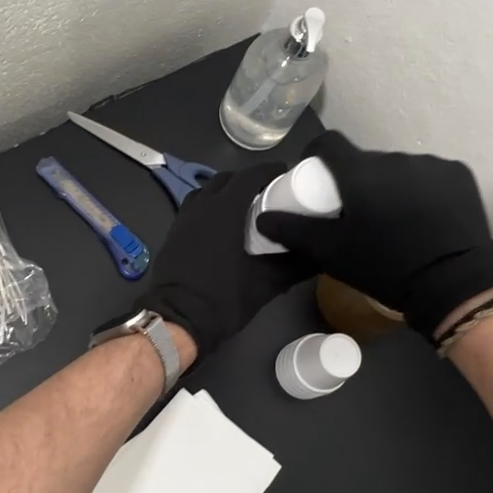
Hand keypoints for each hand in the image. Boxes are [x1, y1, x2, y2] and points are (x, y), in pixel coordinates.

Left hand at [135, 165, 311, 361]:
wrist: (177, 321)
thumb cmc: (223, 299)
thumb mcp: (266, 284)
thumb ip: (294, 266)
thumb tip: (319, 255)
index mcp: (224, 210)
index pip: (249, 176)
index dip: (269, 171)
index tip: (285, 174)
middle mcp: (201, 206)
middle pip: (226, 180)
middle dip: (247, 180)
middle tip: (267, 192)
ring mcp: (183, 219)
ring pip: (206, 192)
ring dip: (225, 192)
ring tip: (245, 207)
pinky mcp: (173, 234)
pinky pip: (194, 208)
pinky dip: (210, 207)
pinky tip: (221, 226)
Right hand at [255, 131, 492, 340]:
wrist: (453, 282)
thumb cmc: (384, 266)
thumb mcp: (332, 254)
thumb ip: (294, 231)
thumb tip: (263, 217)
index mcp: (359, 172)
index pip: (329, 144)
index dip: (317, 156)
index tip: (317, 178)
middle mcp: (393, 158)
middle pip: (364, 161)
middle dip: (356, 181)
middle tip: (358, 214)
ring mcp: (430, 164)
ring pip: (398, 169)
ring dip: (391, 186)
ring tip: (395, 220)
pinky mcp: (458, 174)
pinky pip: (429, 175)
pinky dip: (421, 190)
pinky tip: (425, 217)